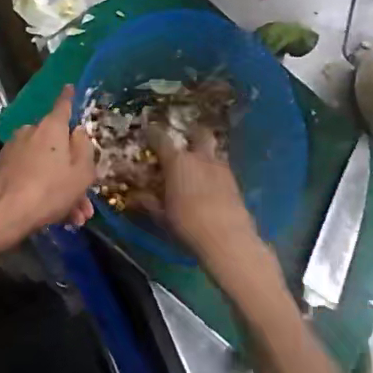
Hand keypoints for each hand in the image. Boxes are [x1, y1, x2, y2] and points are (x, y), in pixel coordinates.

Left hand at [0, 86, 95, 255]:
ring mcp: (13, 149)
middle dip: (72, 171)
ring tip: (72, 217)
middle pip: (57, 146)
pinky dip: (42, 189)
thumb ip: (84, 147)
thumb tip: (77, 131)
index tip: (69, 87)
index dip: (68, 97)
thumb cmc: (50, 190)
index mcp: (51, 127)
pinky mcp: (2, 167)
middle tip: (83, 200)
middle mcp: (29, 132)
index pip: (63, 105)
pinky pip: (30, 174)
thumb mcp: (81, 172)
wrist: (5, 213)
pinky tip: (52, 216)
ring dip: (60, 187)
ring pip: (45, 165)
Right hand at [144, 126, 262, 264]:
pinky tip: (210, 188)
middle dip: (192, 135)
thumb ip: (149, 202)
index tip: (148, 132)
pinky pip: (221, 169)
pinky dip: (213, 173)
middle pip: (199, 134)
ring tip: (197, 170)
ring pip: (212, 152)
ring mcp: (221, 168)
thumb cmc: (186, 224)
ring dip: (205, 156)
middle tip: (184, 144)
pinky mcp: (236, 182)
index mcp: (177, 161)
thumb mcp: (161, 215)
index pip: (161, 138)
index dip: (153, 133)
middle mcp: (200, 158)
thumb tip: (137, 196)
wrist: (227, 239)